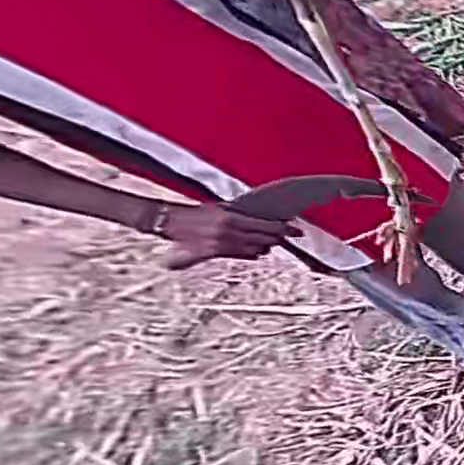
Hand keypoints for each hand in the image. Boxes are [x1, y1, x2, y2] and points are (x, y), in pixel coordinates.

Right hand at [158, 202, 293, 268]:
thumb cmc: (195, 212)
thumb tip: (270, 219)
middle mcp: (228, 233)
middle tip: (286, 236)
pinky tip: (256, 250)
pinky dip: (253, 254)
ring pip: (258, 250)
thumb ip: (245, 215)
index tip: (297, 230)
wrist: (167, 220)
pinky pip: (243, 256)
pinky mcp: (214, 253)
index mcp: (231, 219)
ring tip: (269, 242)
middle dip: (278, 238)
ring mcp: (222, 245)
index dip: (285, 229)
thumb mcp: (221, 208)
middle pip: (266, 240)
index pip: (268, 226)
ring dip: (266, 246)